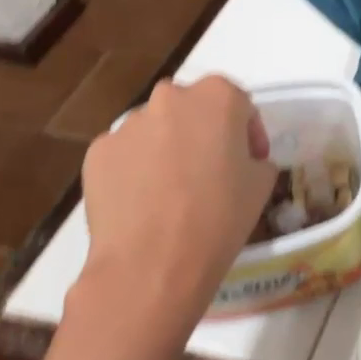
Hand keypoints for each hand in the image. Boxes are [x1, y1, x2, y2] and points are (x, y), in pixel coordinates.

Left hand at [79, 75, 277, 314]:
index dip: (248, 135)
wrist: (151, 263)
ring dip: (167, 149)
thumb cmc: (219, 216)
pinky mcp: (98, 152)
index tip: (249, 163)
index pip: (240, 105)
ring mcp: (130, 124)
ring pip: (156, 130)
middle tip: (210, 171)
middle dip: (203, 134)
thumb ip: (255, 157)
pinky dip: (135, 169)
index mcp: (218, 96)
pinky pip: (125, 154)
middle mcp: (171, 98)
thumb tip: (239, 162)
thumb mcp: (262, 183)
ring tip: (171, 191)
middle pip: (193, 109)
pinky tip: (143, 201)